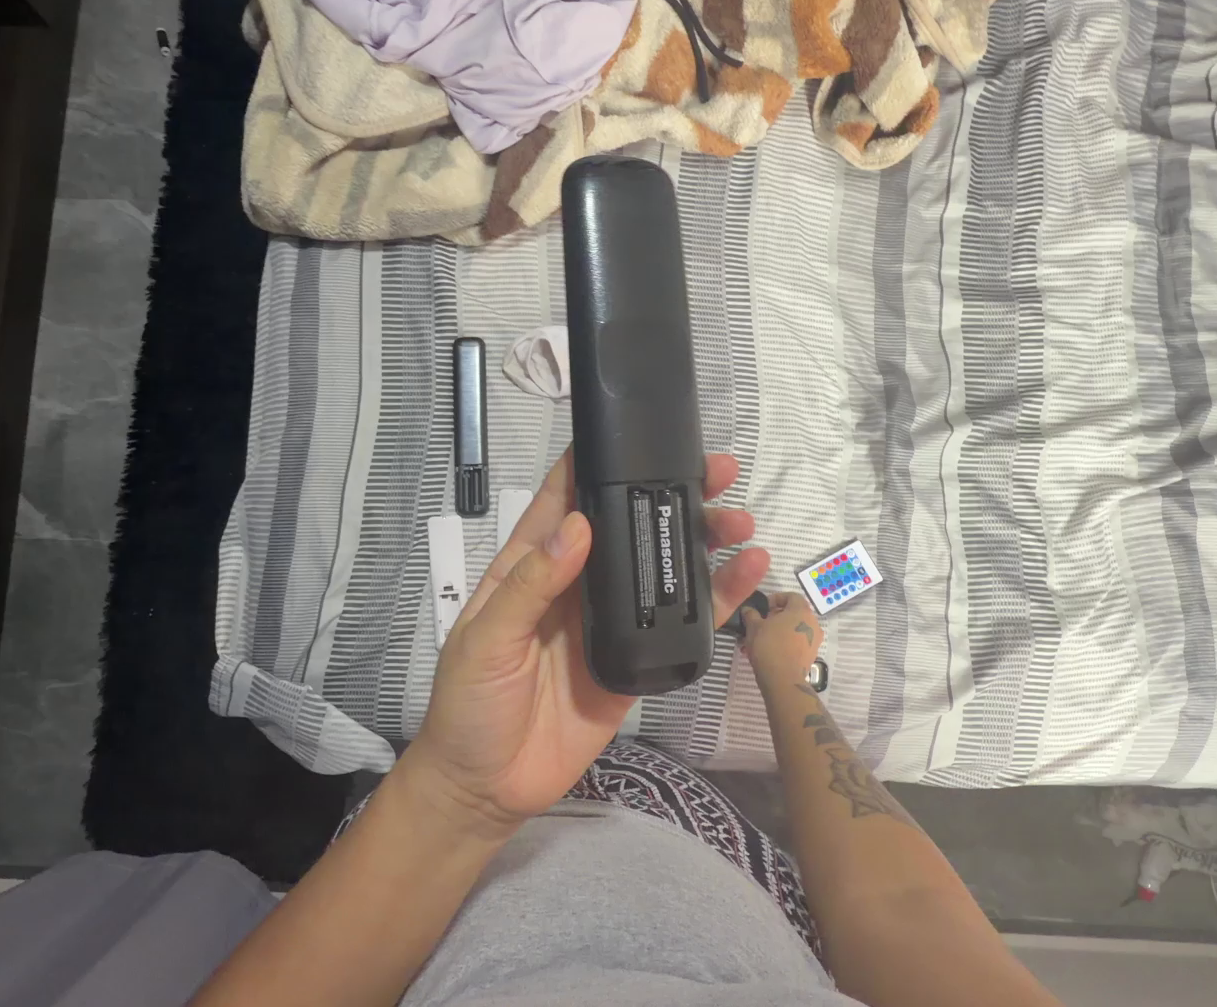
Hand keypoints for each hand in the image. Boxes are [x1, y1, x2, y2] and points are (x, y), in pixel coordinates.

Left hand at [402, 448, 768, 835]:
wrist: (490, 785)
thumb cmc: (471, 704)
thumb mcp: (488, 639)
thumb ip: (531, 586)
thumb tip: (579, 527)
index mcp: (531, 566)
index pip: (564, 500)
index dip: (595, 462)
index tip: (637, 430)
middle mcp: (576, 583)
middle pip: (626, 525)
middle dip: (668, 492)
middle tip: (716, 470)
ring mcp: (610, 620)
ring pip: (660, 566)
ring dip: (700, 538)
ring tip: (738, 518)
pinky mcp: (636, 660)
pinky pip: (679, 623)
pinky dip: (714, 598)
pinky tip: (746, 574)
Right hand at [741, 592, 821, 691]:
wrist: (781, 677)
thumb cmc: (768, 644)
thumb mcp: (753, 626)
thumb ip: (751, 614)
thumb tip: (748, 610)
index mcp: (801, 611)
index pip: (792, 596)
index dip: (776, 599)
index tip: (763, 608)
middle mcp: (812, 624)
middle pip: (793, 614)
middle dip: (775, 618)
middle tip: (759, 624)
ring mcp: (813, 641)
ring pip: (793, 630)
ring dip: (777, 632)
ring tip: (758, 641)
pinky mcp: (810, 656)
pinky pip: (795, 644)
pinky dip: (783, 644)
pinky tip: (765, 652)